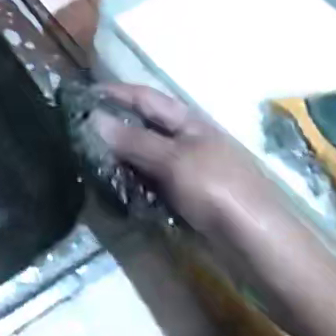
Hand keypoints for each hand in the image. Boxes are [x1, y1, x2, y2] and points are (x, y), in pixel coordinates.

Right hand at [92, 84, 295, 246]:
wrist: (257, 243)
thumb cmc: (217, 189)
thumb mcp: (172, 160)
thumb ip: (133, 139)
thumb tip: (93, 118)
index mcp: (188, 120)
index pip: (145, 97)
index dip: (115, 93)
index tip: (81, 95)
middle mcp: (189, 139)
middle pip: (145, 126)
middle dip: (114, 126)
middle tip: (78, 133)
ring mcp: (191, 170)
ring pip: (147, 157)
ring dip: (122, 158)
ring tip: (90, 163)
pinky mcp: (190, 198)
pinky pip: (154, 183)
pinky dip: (135, 183)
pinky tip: (117, 191)